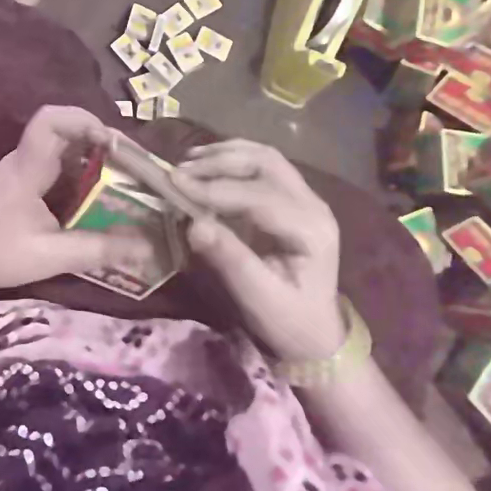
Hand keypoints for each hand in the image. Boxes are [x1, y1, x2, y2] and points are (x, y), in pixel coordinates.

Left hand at [0, 105, 157, 290]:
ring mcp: (26, 169)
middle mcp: (26, 159)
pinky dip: (86, 173)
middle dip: (102, 140)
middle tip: (133, 164)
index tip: (113, 143)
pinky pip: (63, 165)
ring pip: (67, 146)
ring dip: (97, 157)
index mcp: (27, 168)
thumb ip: (98, 249)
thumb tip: (146, 247)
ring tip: (127, 178)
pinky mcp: (28, 182)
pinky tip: (105, 194)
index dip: (84, 120)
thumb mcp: (50, 256)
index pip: (50, 120)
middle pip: (66, 129)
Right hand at [172, 140, 348, 363]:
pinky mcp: (292, 200)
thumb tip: (194, 224)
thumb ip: (229, 258)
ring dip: (225, 155)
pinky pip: (263, 168)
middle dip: (220, 162)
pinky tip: (206, 166)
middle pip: (266, 163)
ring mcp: (306, 199)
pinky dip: (233, 161)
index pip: (260, 195)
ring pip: (265, 158)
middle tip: (179, 172)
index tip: (176, 184)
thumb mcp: (257, 297)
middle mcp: (314, 205)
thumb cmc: (286, 320)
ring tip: (188, 162)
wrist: (314, 334)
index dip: (215, 187)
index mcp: (310, 230)